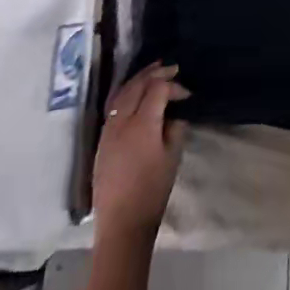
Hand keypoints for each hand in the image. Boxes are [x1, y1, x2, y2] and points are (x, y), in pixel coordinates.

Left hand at [93, 62, 190, 241]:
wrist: (122, 223)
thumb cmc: (152, 190)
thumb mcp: (173, 157)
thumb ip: (175, 128)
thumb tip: (175, 113)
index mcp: (142, 124)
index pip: (157, 89)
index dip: (174, 85)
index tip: (187, 94)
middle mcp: (121, 121)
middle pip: (136, 86)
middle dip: (154, 73)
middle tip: (171, 67)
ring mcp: (107, 131)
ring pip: (121, 94)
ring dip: (138, 80)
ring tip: (152, 72)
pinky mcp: (101, 141)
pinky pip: (113, 107)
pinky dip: (126, 94)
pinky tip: (135, 95)